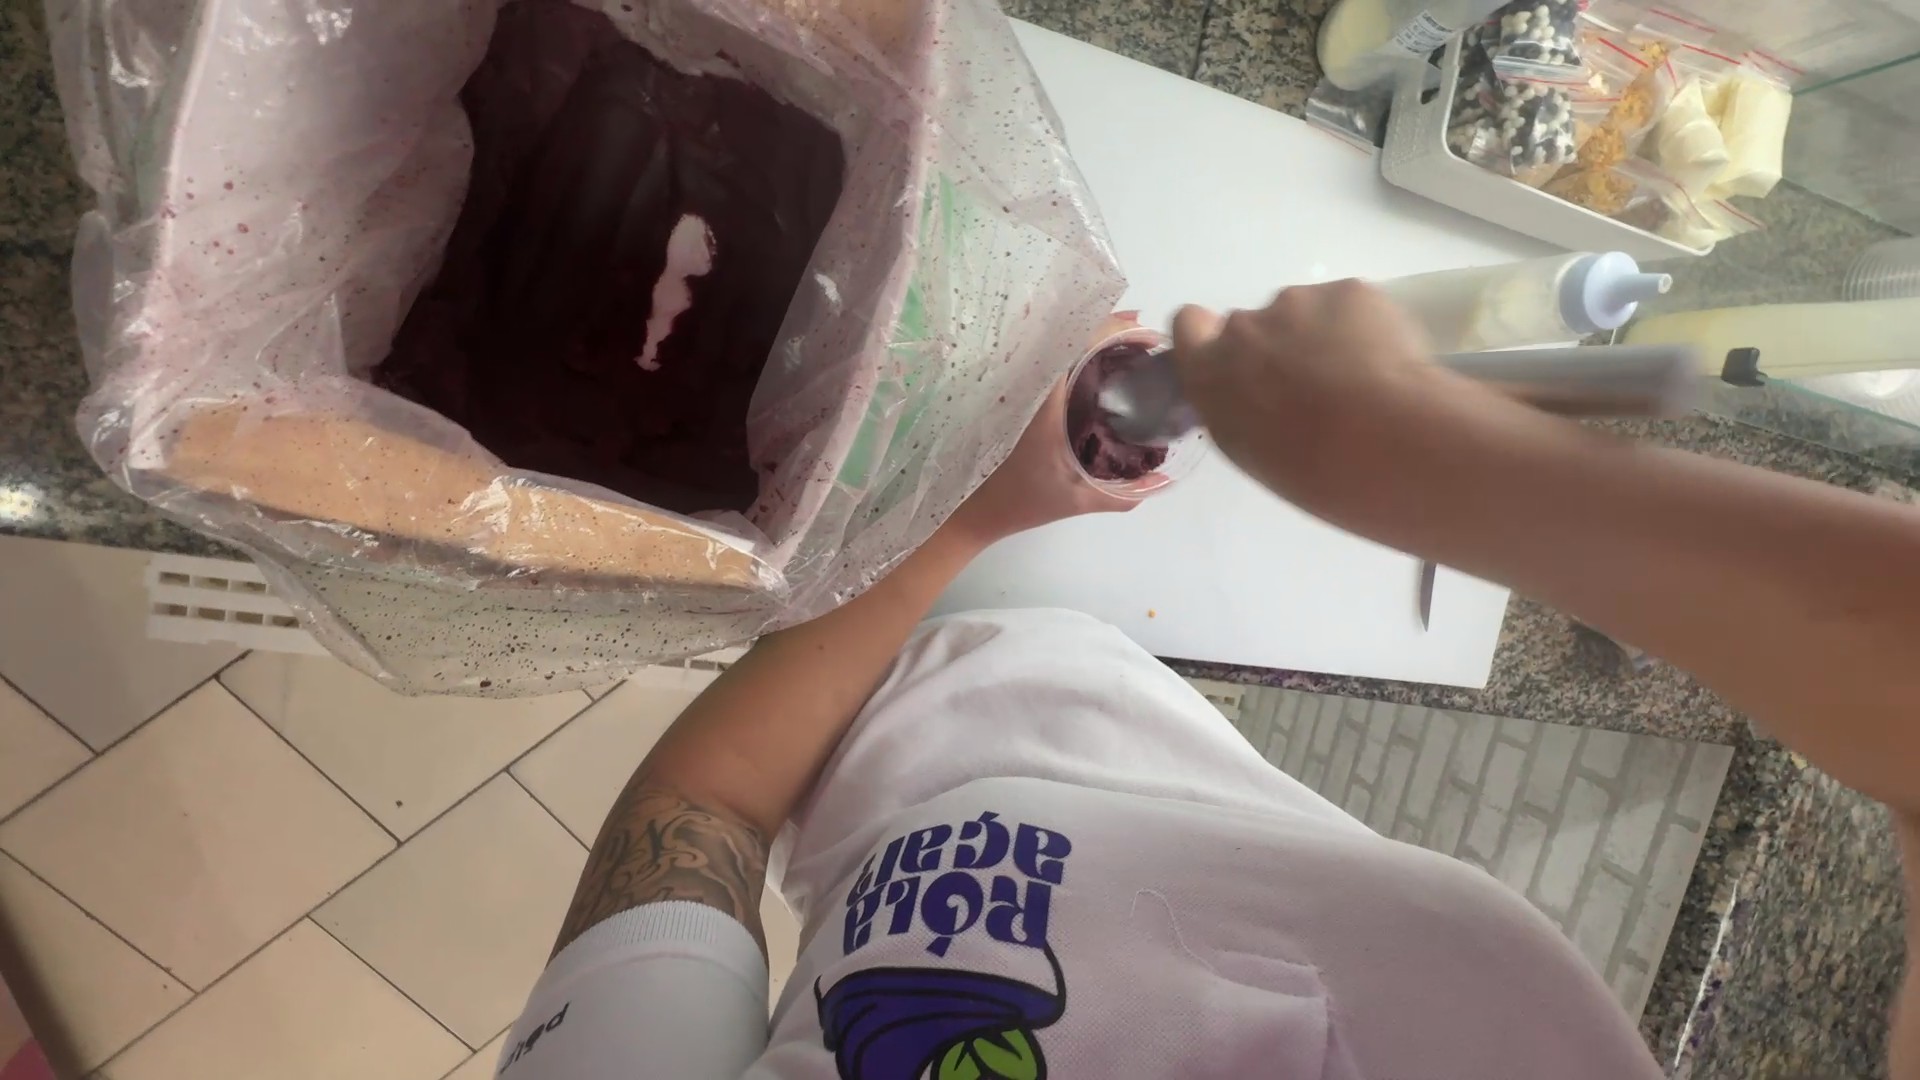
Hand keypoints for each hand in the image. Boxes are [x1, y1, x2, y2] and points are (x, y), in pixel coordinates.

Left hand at [944, 314, 1142, 548]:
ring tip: (1129, 347)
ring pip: (1059, 348)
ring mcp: (1022, 390)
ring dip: (1093, 340)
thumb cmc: (1022, 504)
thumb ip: (1123, 495)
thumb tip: (1162, 481)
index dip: (1113, 328)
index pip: (1079, 344)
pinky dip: (1075, 357)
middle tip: (1144, 339)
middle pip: (1071, 337)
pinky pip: (1049, 365)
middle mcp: (1032, 389)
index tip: (1144, 334)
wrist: (975, 510)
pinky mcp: (1017, 399)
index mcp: (1045, 404)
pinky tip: (1098, 367)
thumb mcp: (1078, 501)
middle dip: (1111, 329)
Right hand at [1171, 280, 1515, 520]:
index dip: (1211, 335)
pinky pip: (1348, 304)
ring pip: (1303, 312)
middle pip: (1251, 325)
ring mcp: (1293, 302)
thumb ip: (1235, 403)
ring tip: (1357, 377)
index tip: (1236, 358)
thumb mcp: (1245, 446)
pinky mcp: (1346, 291)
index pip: (1190, 324)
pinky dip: (1362, 325)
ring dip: (1320, 335)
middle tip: (1311, 384)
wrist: (1377, 441)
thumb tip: (1255, 393)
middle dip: (1276, 345)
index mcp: (1208, 373)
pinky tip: (1384, 362)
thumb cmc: (1305, 466)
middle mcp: (1241, 329)